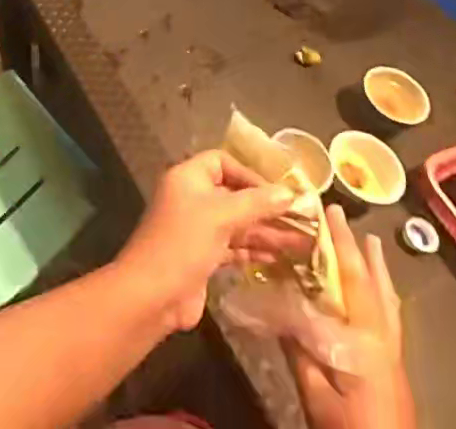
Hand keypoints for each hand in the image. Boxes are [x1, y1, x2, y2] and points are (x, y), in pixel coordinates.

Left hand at [114, 150, 314, 332]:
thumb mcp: (221, 216)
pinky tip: (278, 257)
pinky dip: (253, 250)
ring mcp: (197, 228)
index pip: (221, 162)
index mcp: (188, 178)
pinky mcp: (203, 255)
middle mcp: (192, 198)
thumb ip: (256, 203)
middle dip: (266, 207)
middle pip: (233, 194)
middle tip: (302, 220)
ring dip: (266, 231)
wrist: (153, 293)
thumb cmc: (184, 243)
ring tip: (302, 243)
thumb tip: (289, 192)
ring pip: (237, 223)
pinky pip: (233, 246)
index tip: (279, 191)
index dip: (249, 173)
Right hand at [283, 206, 411, 428]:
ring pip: (388, 303)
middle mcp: (385, 341)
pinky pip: (387, 319)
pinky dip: (379, 295)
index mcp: (365, 340)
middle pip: (376, 286)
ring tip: (369, 247)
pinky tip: (369, 295)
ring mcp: (393, 358)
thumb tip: (279, 302)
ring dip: (377, 271)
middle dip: (362, 252)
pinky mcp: (393, 371)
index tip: (330, 211)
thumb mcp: (314, 392)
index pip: (352, 280)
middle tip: (349, 222)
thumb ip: (298, 346)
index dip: (341, 243)